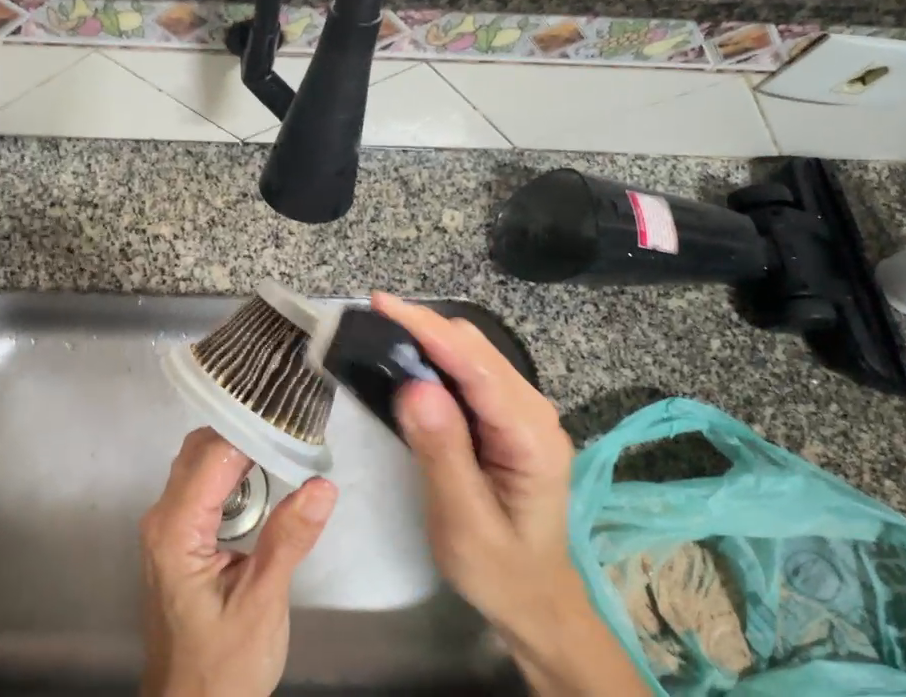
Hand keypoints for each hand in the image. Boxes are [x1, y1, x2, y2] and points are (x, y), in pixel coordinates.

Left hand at [139, 428, 337, 696]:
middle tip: (292, 428)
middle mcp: (162, 518)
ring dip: (237, 449)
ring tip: (283, 444)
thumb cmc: (224, 664)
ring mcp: (166, 527)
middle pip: (199, 451)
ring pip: (197, 464)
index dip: (251, 432)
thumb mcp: (262, 603)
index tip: (290, 419)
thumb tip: (322, 485)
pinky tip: (263, 475)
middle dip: (244, 432)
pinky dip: (230, 472)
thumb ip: (288, 539)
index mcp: (175, 529)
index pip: (212, 456)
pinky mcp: (177, 537)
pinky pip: (200, 486)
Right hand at [376, 294, 644, 695]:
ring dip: (429, 340)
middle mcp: (535, 414)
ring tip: (381, 334)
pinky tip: (409, 363)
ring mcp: (524, 415)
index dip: (429, 330)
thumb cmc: (499, 569)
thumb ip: (442, 453)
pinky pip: (471, 374)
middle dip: (424, 328)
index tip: (382, 306)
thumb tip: (414, 386)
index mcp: (531, 438)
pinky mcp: (508, 419)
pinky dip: (438, 360)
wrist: (536, 600)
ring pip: (474, 355)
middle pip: (477, 350)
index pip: (476, 367)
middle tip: (369, 323)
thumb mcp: (463, 522)